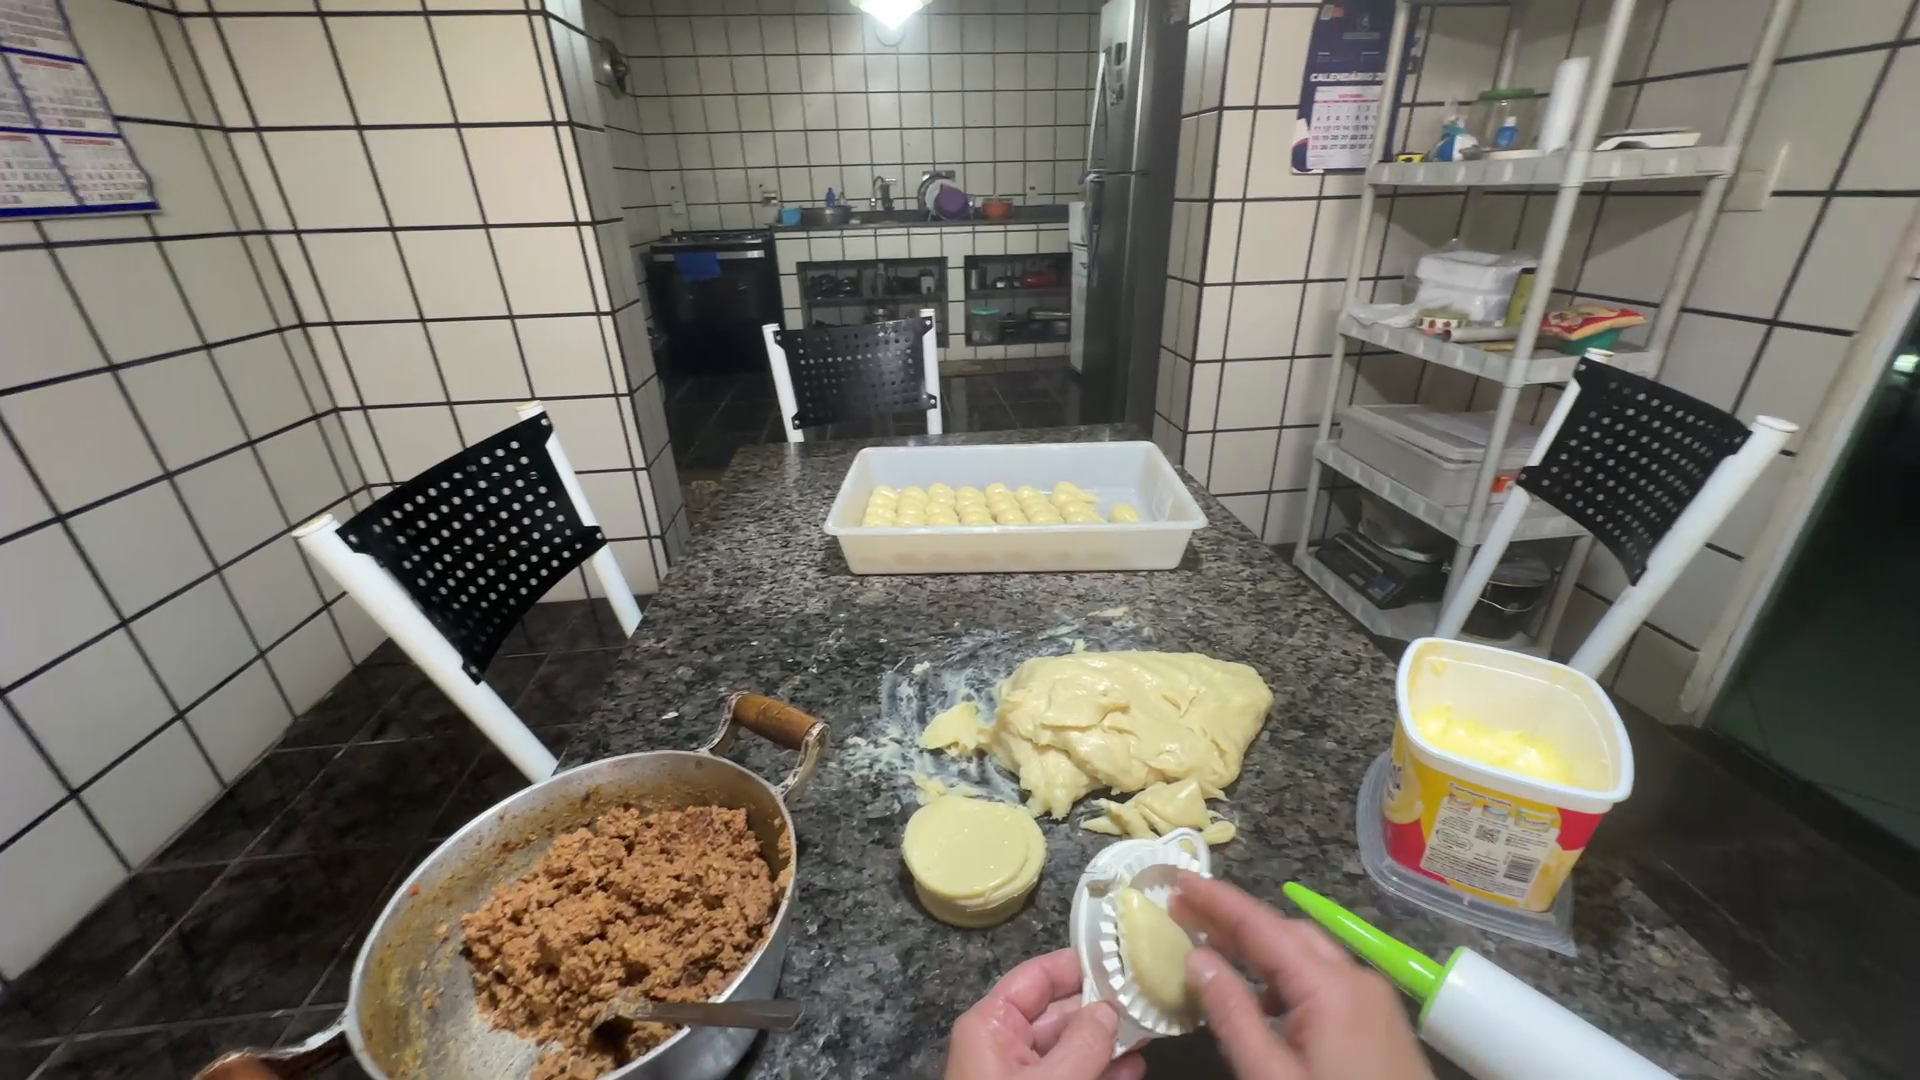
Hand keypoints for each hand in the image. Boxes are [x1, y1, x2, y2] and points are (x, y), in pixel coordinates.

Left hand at [944, 948, 1145, 1079]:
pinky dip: (1103, 1074)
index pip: (1035, 979)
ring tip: (1148, 1028)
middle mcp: (1003, 1046)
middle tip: (1144, 995)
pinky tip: (1136, 1067)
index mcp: (991, 1026)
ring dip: (1107, 1043)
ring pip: (1069, 1050)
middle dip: (1099, 1007)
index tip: (1116, 954)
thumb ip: (1082, 1044)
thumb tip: (1110, 1008)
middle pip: (1056, 1014)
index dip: (1074, 966)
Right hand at [1172, 873, 1435, 1079]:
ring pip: (1306, 952)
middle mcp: (1358, 980)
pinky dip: (1286, 974)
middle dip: (1232, 919)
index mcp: (1331, 988)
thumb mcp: (1272, 1079)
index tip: (1178, 877)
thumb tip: (1198, 958)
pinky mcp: (1381, 1024)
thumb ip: (1233, 1015)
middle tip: (1183, 913)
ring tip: (1212, 947)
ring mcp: (1375, 1002)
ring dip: (1258, 945)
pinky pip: (1325, 979)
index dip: (1216, 898)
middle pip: (1285, 931)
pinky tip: (1262, 998)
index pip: (1261, 924)